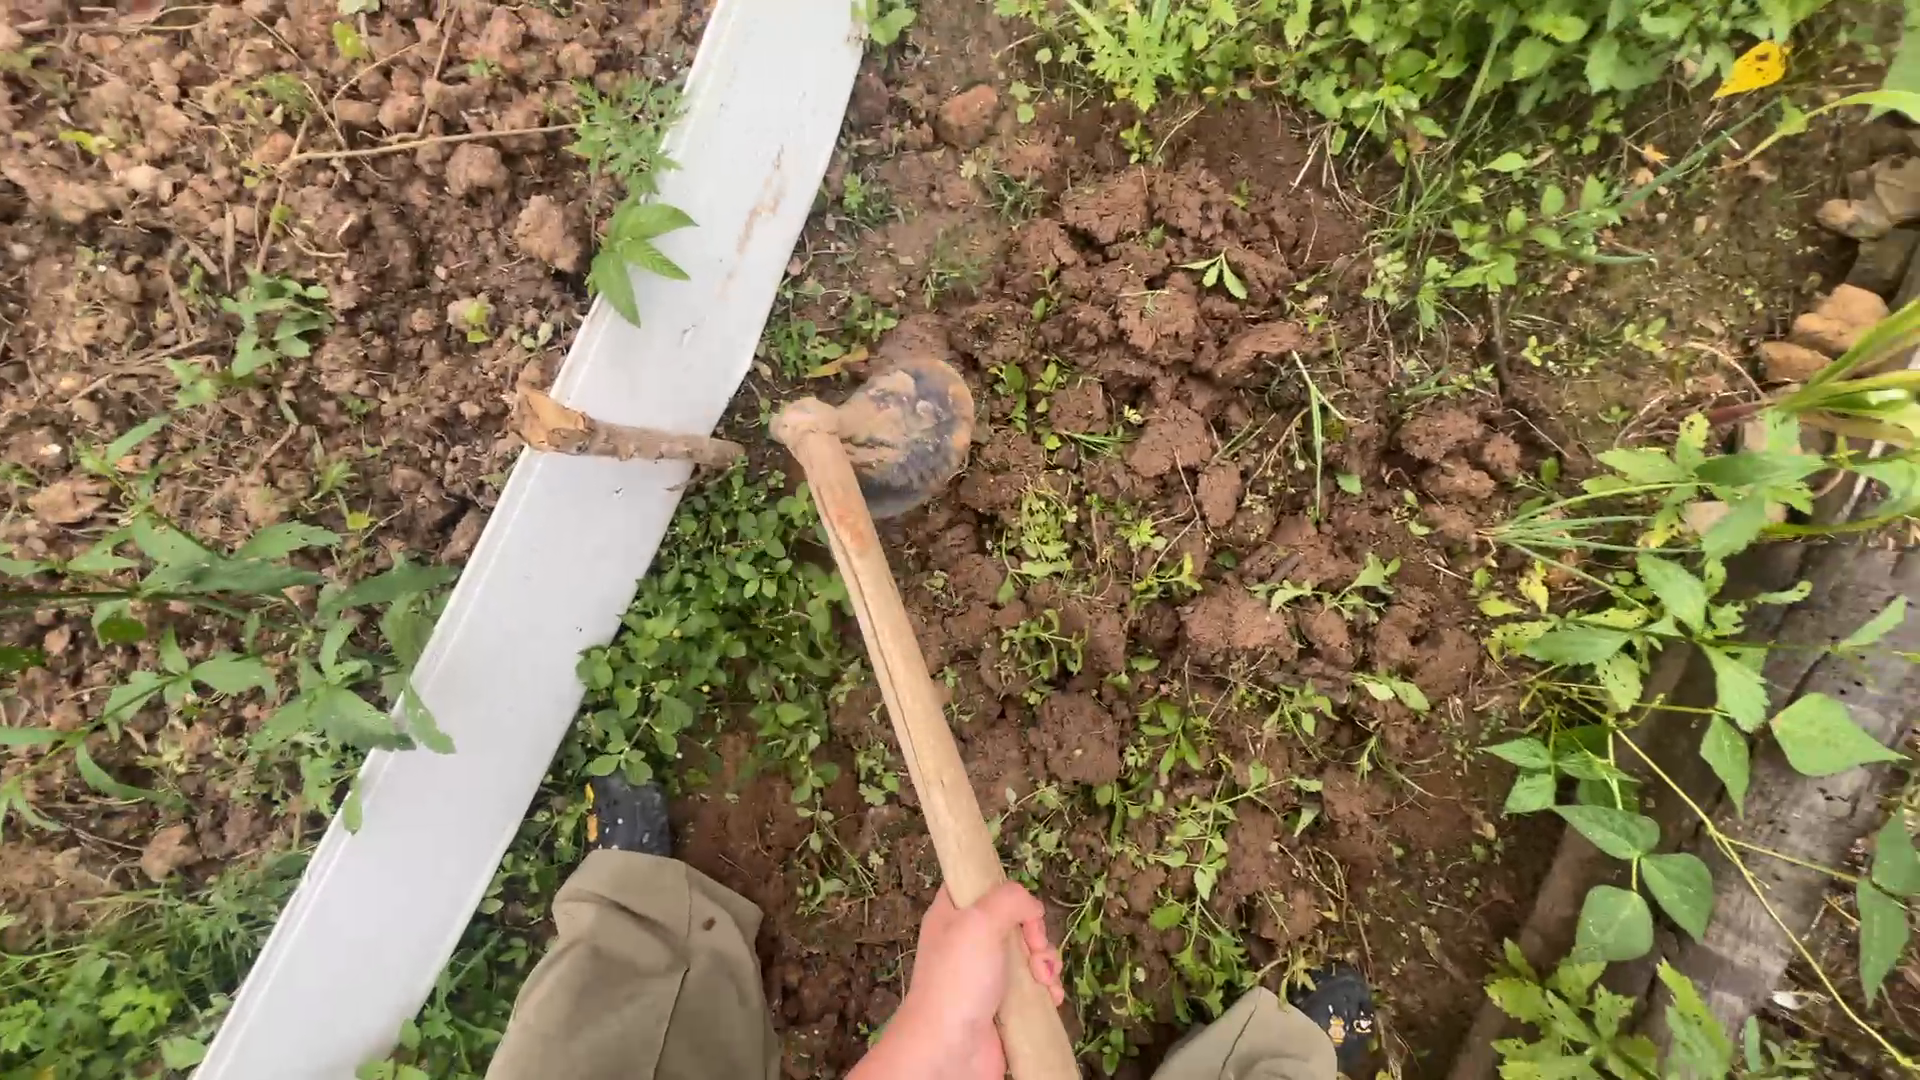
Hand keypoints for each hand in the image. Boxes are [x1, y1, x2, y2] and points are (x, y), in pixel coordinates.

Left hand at [850, 882, 1064, 1079]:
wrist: (950, 1051)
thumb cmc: (959, 978)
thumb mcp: (980, 920)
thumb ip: (1010, 899)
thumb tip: (1031, 907)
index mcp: (953, 913)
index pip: (979, 884)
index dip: (1003, 888)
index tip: (1019, 904)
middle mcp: (969, 940)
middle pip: (1013, 918)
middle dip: (1034, 931)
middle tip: (1034, 947)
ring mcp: (987, 973)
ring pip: (1028, 951)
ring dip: (1045, 961)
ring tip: (1044, 978)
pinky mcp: (1004, 1003)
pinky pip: (1034, 985)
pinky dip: (1048, 988)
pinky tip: (1051, 996)